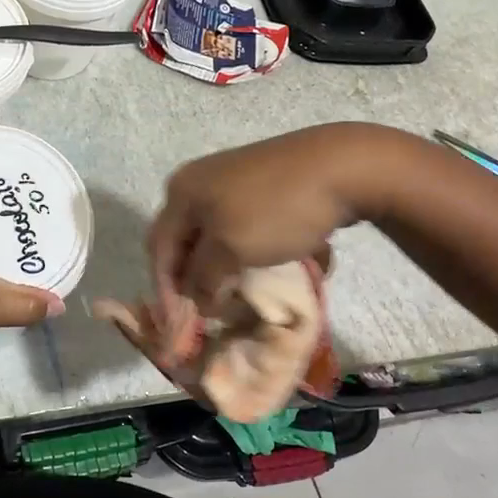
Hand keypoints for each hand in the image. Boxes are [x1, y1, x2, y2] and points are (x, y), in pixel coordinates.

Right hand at [147, 123, 416, 318]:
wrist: (337, 166)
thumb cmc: (275, 208)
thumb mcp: (233, 248)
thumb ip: (205, 277)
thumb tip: (196, 300)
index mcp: (181, 194)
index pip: (159, 250)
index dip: (165, 291)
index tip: (179, 330)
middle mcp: (196, 183)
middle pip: (181, 240)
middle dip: (188, 280)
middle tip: (201, 316)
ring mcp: (227, 182)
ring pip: (209, 235)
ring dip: (214, 269)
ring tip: (228, 300)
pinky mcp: (256, 186)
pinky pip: (235, 227)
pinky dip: (237, 254)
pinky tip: (254, 271)